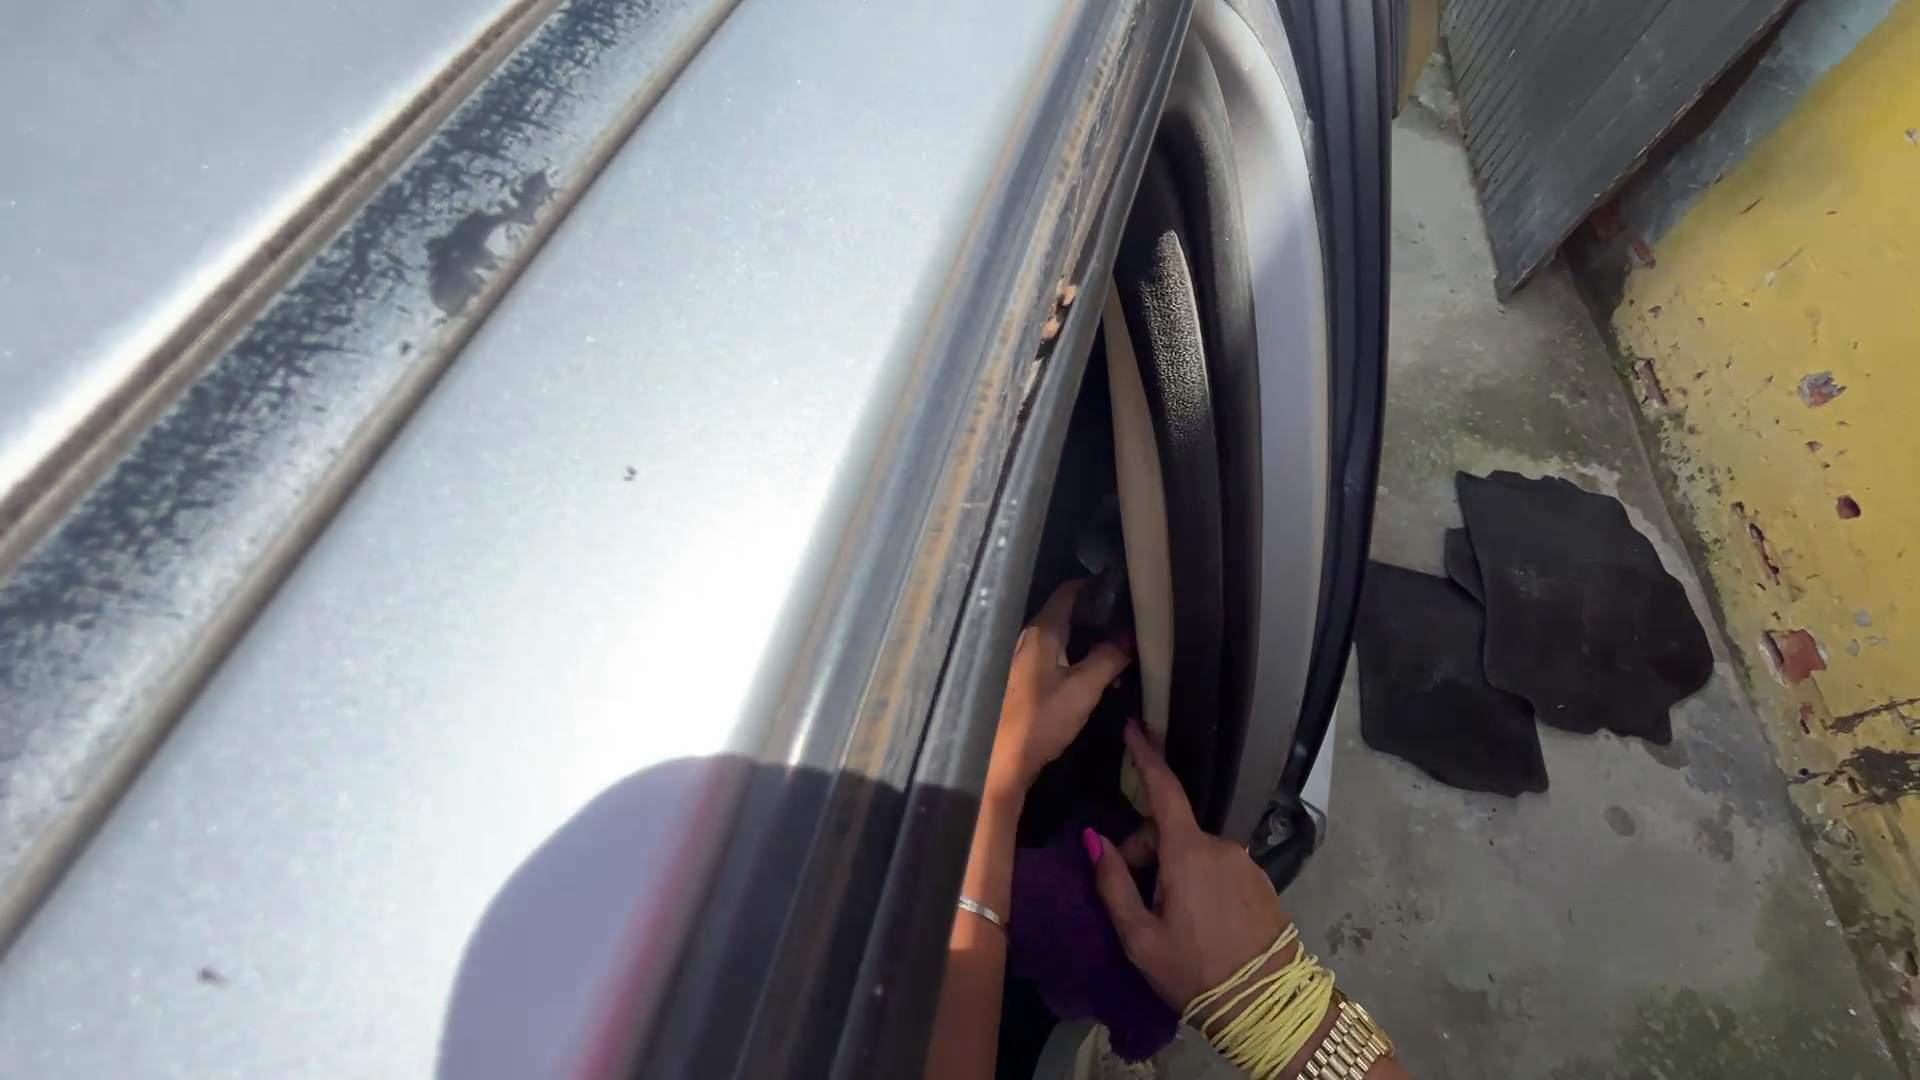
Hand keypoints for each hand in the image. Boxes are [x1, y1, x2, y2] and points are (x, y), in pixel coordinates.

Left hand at [985, 580, 1132, 803]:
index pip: (1068, 592)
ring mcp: (1023, 659)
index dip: (1095, 587)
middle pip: (1066, 615)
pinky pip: (1055, 660)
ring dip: (1088, 646)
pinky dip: (1075, 663)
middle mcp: (1028, 638)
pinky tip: (1095, 679)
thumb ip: (1108, 658)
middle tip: (1127, 628)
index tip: (1121, 592)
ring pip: (1062, 640)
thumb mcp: (1084, 688)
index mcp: (1041, 631)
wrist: (1002, 759)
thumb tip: (1128, 636)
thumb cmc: (1042, 718)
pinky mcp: (1023, 680)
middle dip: (1097, 620)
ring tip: (1119, 657)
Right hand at [1090, 721, 1290, 1017]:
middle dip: (1145, 853)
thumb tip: (1095, 840)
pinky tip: (1197, 921)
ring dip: (1172, 870)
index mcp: (1189, 853)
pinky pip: (1216, 866)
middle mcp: (1220, 847)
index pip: (1164, 790)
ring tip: (1168, 919)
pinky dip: (1198, 881)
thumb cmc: (1197, 974)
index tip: (1134, 726)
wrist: (1272, 1013)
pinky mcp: (1260, 883)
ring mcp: (1244, 864)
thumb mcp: (1140, 937)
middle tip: (1137, 902)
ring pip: (1192, 851)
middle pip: (1169, 831)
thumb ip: (1113, 882)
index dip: (1146, 756)